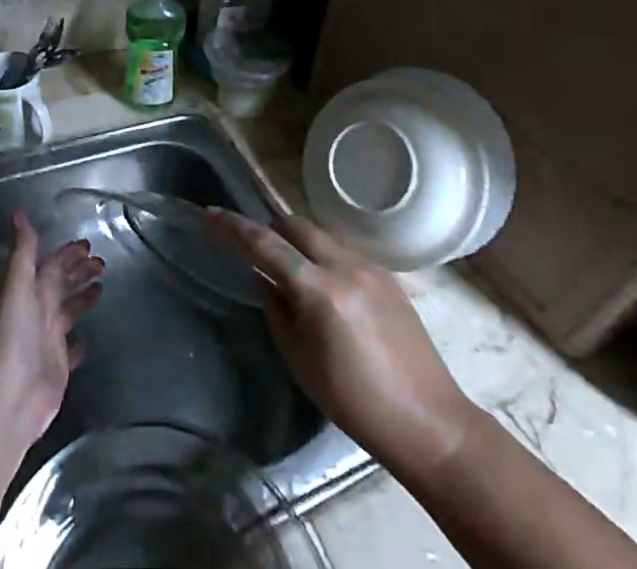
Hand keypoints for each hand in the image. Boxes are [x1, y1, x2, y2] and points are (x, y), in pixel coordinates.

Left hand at [0, 212, 104, 455]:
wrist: (10, 397)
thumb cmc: (14, 337)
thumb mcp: (17, 286)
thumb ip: (22, 251)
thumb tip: (18, 211)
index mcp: (27, 293)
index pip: (50, 266)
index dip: (67, 254)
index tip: (87, 244)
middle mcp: (36, 314)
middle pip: (60, 286)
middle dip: (78, 271)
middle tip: (102, 262)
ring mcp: (46, 341)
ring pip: (67, 312)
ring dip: (82, 297)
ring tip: (102, 286)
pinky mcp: (57, 368)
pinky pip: (70, 349)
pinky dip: (79, 341)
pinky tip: (88, 338)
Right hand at [206, 208, 478, 471]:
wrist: (426, 419)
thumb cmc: (353, 400)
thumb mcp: (299, 358)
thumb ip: (277, 309)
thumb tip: (265, 278)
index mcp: (319, 290)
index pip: (266, 245)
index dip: (234, 228)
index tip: (210, 216)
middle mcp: (346, 266)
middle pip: (297, 224)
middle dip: (269, 229)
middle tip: (252, 248)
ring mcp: (372, 267)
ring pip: (322, 235)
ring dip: (297, 242)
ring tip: (288, 272)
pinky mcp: (389, 276)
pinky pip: (343, 251)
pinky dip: (322, 256)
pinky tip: (322, 287)